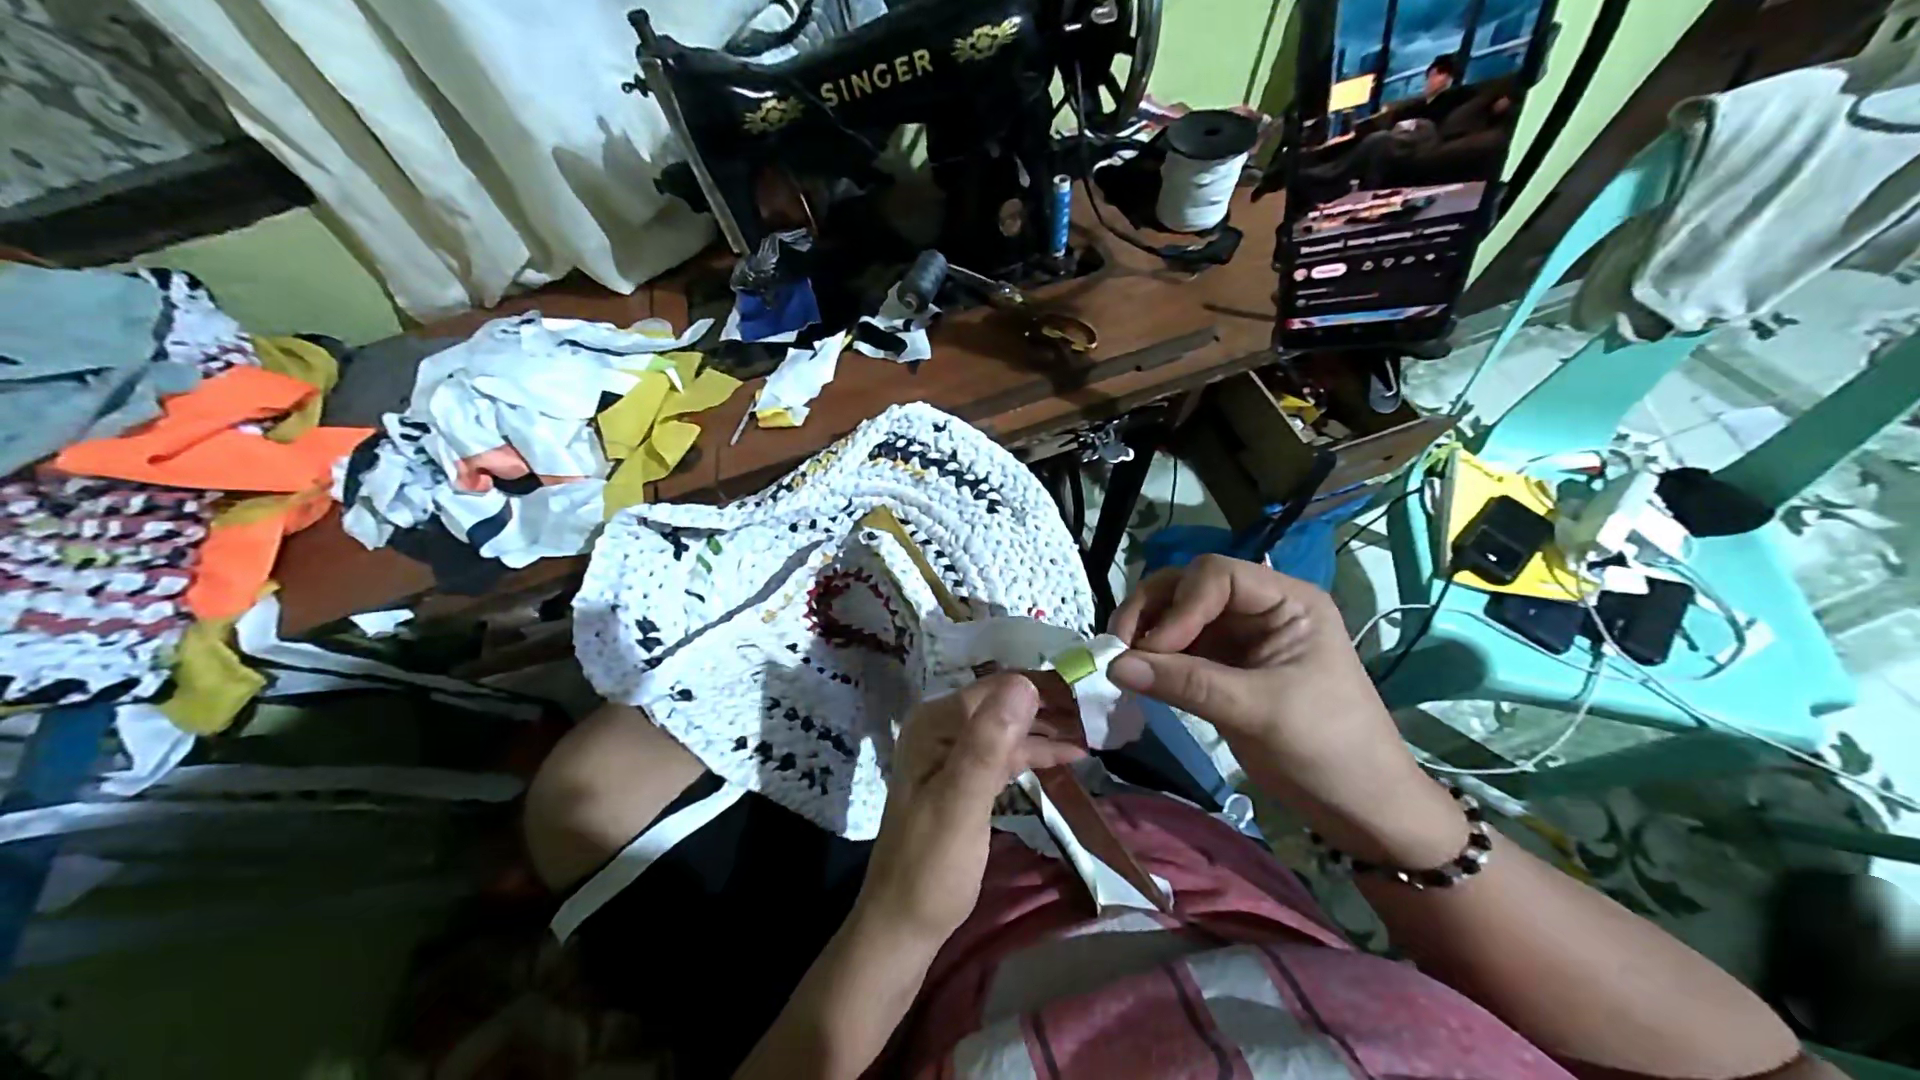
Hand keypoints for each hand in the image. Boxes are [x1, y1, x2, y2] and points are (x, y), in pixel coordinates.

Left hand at [858, 674, 1084, 941]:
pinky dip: (1034, 754)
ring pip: (1008, 728)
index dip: (1041, 687)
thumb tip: (1024, 683)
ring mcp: (950, 752)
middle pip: (1003, 703)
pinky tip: (1067, 758)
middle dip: (1048, 706)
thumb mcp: (962, 802)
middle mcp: (939, 728)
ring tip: (1092, 730)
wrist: (904, 924)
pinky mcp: (963, 777)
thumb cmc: (932, 866)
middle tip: (1099, 710)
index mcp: (934, 724)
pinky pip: (1004, 754)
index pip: (996, 687)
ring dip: (1045, 730)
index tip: (1089, 690)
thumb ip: (989, 743)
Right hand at [1107, 554, 1345, 748]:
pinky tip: (1136, 675)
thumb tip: (1114, 666)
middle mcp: (1258, 608)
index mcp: (1287, 602)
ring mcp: (1238, 637)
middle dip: (1151, 611)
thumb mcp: (1258, 711)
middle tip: (1119, 646)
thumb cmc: (1329, 749)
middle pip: (1188, 586)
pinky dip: (1151, 658)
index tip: (1152, 649)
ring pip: (1175, 614)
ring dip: (1145, 632)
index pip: (1216, 575)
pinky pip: (1175, 648)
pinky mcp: (1222, 665)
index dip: (1179, 604)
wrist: (1360, 807)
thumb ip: (1187, 683)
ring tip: (1123, 662)